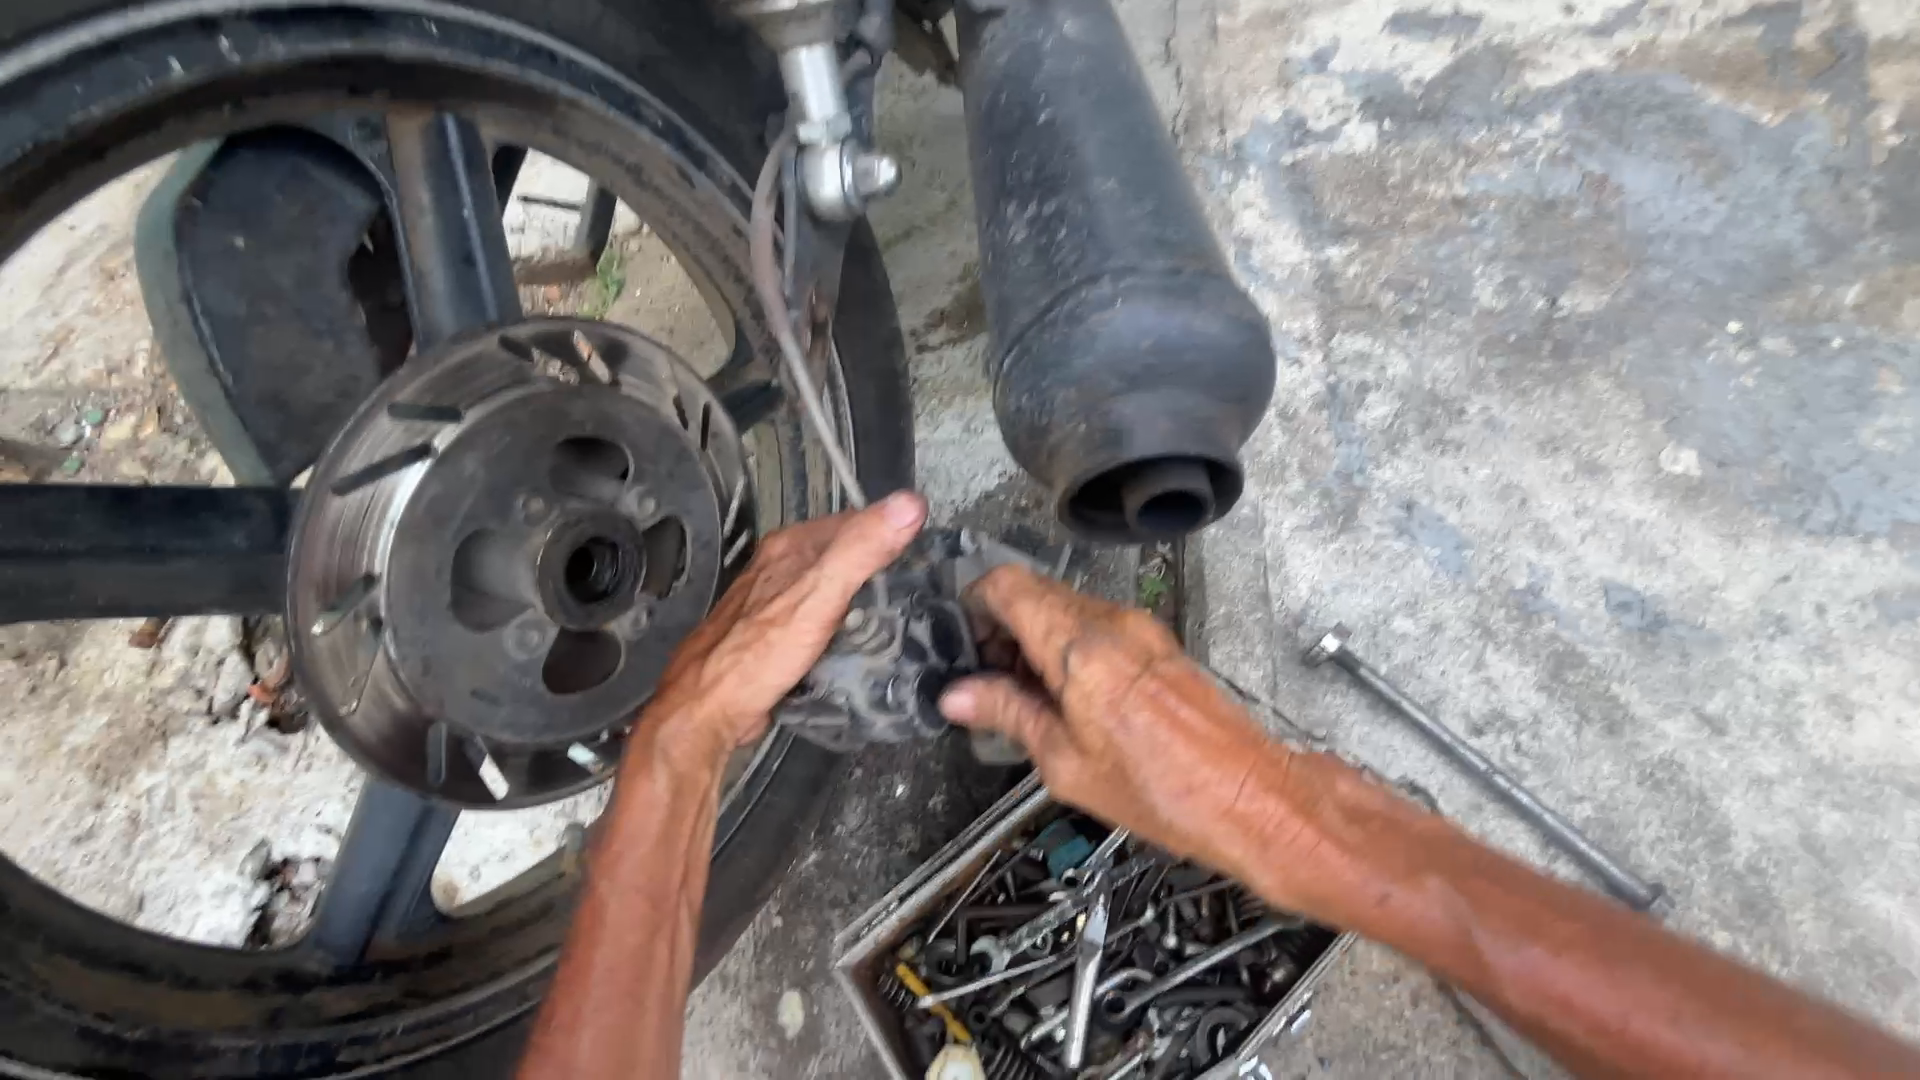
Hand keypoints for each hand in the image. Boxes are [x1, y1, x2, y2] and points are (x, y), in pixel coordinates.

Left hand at [644, 491, 927, 764]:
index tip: (922, 551)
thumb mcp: (821, 594)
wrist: (710, 709)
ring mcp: (776, 600)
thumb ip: (863, 549)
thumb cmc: (756, 655)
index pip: (855, 521)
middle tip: (915, 587)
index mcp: (791, 547)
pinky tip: (855, 640)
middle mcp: (780, 567)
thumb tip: (906, 506)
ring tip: (892, 613)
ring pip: (833, 586)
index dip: (891, 533)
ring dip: (862, 597)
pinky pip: (822, 616)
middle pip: (844, 555)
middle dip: (879, 568)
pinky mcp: (777, 632)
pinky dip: (843, 623)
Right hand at [938, 566, 1298, 873]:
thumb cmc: (1161, 792)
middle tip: (986, 676)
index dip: (975, 602)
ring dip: (1032, 635)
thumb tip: (958, 695)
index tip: (964, 639)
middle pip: (1033, 591)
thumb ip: (1008, 713)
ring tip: (1024, 692)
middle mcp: (1110, 622)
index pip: (1008, 585)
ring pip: (1063, 604)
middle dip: (1000, 625)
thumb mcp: (1066, 762)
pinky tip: (1064, 692)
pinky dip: (1066, 643)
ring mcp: (1137, 626)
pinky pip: (1094, 622)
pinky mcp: (1154, 639)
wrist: (1248, 797)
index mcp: (1081, 648)